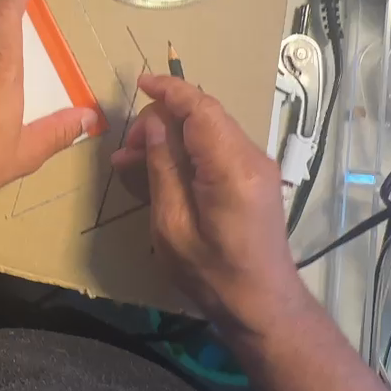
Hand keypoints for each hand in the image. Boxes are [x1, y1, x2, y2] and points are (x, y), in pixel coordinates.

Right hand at [112, 75, 310, 333]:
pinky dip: (186, 147)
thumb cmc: (212, 274)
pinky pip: (216, 145)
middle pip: (204, 114)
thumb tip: (155, 124)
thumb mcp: (172, 225)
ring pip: (209, 128)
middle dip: (161, 118)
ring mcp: (257, 167)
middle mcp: (251, 159)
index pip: (201, 109)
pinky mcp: (254, 177)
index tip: (138, 83)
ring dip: (171, 134)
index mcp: (231, 170)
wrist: (263, 307)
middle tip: (127, 148)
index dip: (169, 90)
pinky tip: (160, 167)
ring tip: (133, 158)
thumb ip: (163, 168)